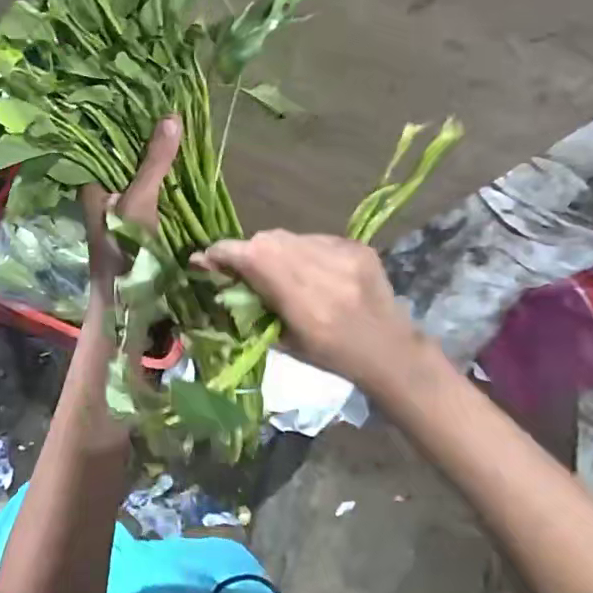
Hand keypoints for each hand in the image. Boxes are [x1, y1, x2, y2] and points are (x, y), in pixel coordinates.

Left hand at [80, 116, 179, 293]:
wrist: (128, 300)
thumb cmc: (123, 246)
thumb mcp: (139, 199)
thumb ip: (154, 162)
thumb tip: (172, 118)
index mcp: (92, 183)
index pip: (103, 140)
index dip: (122, 118)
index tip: (145, 96)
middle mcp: (104, 191)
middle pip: (125, 155)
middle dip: (146, 136)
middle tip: (170, 106)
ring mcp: (123, 206)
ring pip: (141, 172)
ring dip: (158, 156)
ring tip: (181, 124)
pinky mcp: (140, 219)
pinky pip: (154, 189)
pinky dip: (167, 177)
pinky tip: (184, 160)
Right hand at [197, 231, 432, 392]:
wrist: (389, 349)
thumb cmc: (332, 356)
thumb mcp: (285, 341)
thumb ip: (253, 308)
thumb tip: (221, 282)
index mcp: (301, 300)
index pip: (252, 257)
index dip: (223, 253)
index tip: (204, 259)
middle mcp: (321, 269)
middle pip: (267, 241)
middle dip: (247, 252)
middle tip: (242, 271)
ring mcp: (341, 254)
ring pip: (288, 237)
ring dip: (273, 250)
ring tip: (278, 271)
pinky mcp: (355, 246)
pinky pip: (313, 238)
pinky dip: (301, 250)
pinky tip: (310, 270)